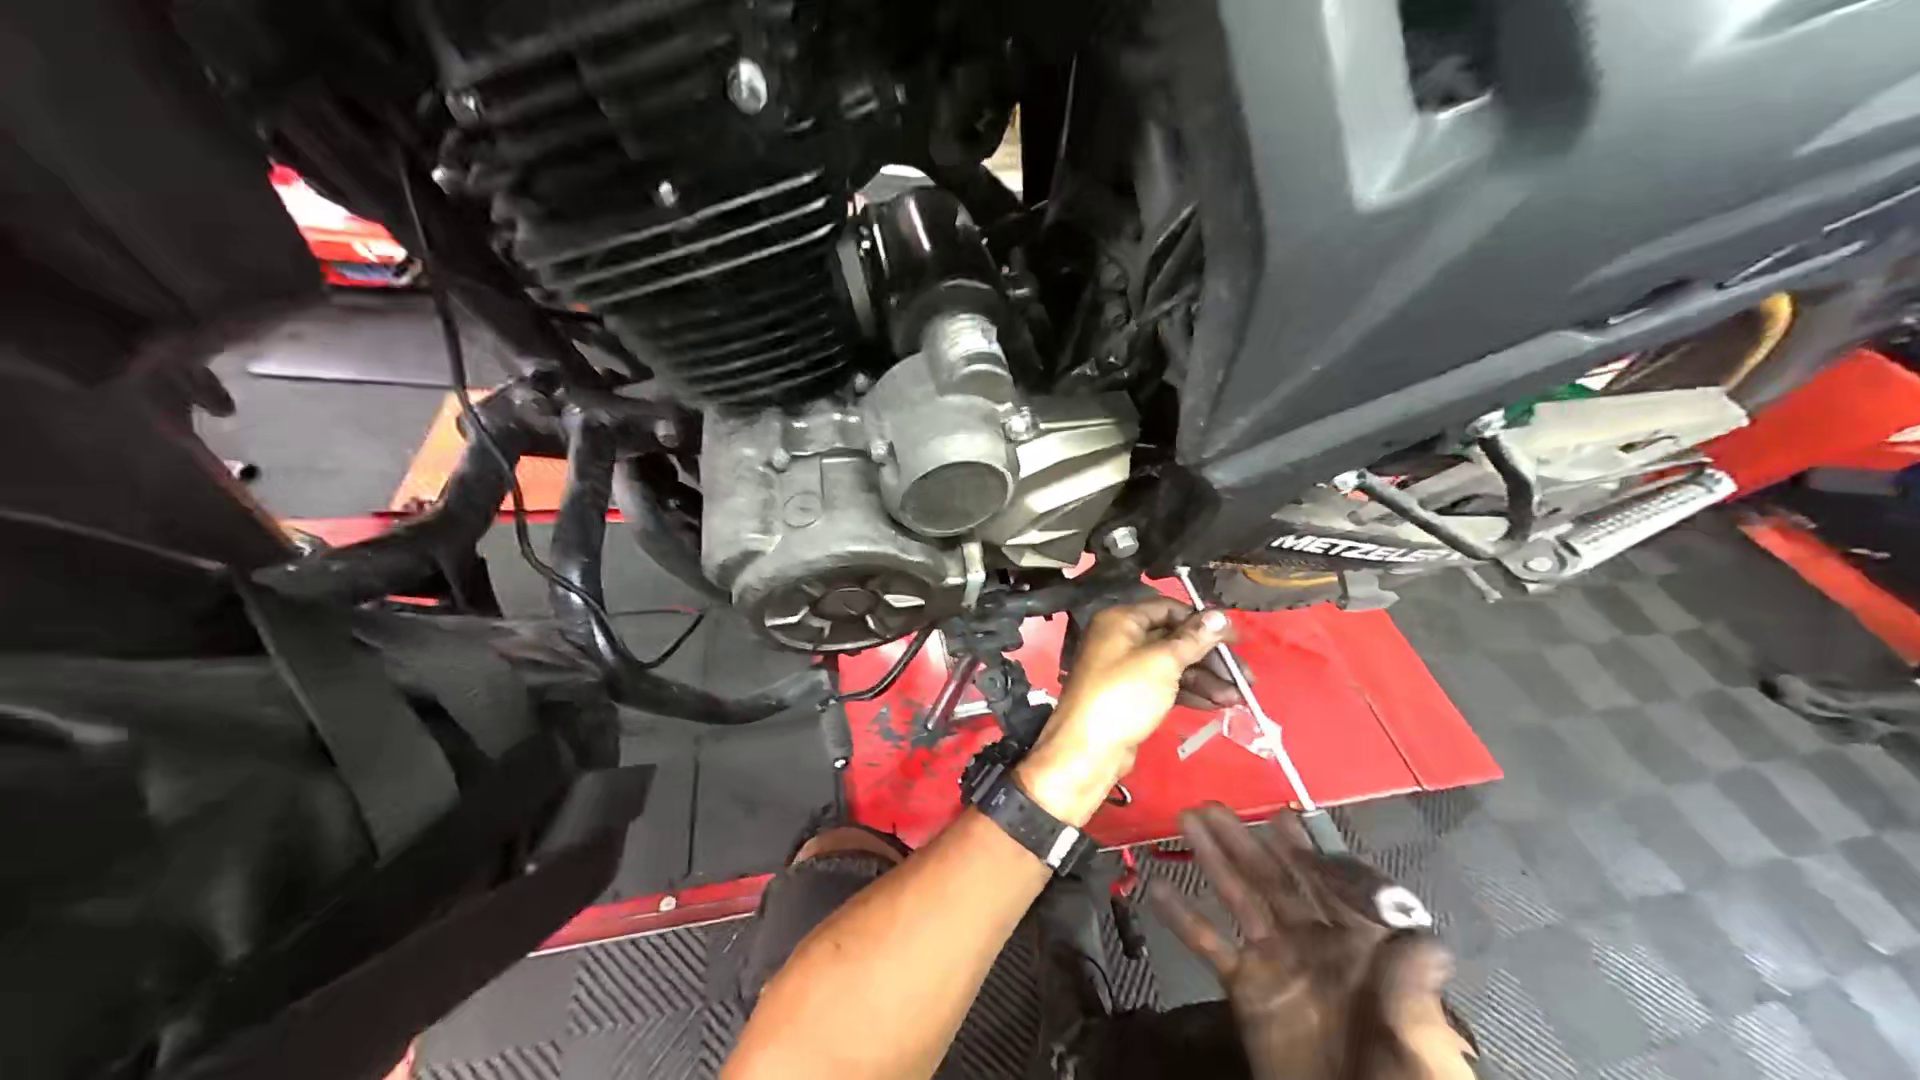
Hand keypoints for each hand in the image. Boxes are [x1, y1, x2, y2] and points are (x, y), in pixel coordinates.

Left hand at [1014, 599, 1238, 824]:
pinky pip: (1166, 686)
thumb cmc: (1124, 694)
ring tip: (1237, 697)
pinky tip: (1217, 704)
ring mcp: (1125, 668)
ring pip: (1173, 665)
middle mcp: (1121, 639)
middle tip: (1244, 676)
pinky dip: (1190, 692)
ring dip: (1206, 678)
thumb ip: (1193, 638)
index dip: (1203, 622)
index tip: (1235, 638)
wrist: (1089, 748)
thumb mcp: (1163, 662)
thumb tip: (1219, 615)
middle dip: (1209, 657)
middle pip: (1174, 639)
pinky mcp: (1131, 695)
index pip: (1169, 609)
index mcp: (1121, 620)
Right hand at [1149, 805, 1474, 1079]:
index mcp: (1361, 948)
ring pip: (1240, 897)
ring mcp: (1276, 962)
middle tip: (1214, 805)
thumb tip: (1425, 936)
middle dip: (1246, 841)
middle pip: (1276, 880)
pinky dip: (1183, 918)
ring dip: (1213, 858)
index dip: (1306, 852)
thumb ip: (1414, 992)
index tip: (1280, 820)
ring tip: (1185, 821)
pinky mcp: (1246, 989)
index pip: (1331, 886)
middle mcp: (1315, 942)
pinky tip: (1158, 890)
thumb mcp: (1423, 1051)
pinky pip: (1210, 946)